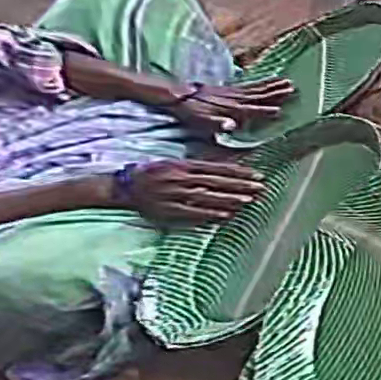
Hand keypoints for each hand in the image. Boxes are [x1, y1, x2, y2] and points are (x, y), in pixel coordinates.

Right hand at [115, 160, 265, 221]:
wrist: (118, 187)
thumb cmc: (153, 174)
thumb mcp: (175, 164)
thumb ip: (200, 166)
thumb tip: (230, 167)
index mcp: (180, 166)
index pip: (216, 168)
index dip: (239, 172)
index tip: (259, 176)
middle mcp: (177, 178)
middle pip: (215, 182)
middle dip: (240, 185)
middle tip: (262, 188)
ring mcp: (171, 194)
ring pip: (205, 197)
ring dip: (230, 199)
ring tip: (250, 201)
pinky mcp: (165, 208)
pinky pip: (191, 212)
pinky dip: (210, 214)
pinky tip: (228, 215)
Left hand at [164, 77, 295, 135]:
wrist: (174, 96)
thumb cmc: (191, 113)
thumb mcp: (202, 122)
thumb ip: (219, 124)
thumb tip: (232, 126)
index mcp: (232, 109)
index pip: (253, 110)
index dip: (265, 110)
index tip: (279, 110)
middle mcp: (236, 100)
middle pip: (260, 95)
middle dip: (276, 92)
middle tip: (292, 88)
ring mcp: (234, 93)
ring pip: (257, 88)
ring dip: (273, 85)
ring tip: (287, 82)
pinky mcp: (230, 89)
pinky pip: (250, 85)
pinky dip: (261, 82)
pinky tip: (268, 80)